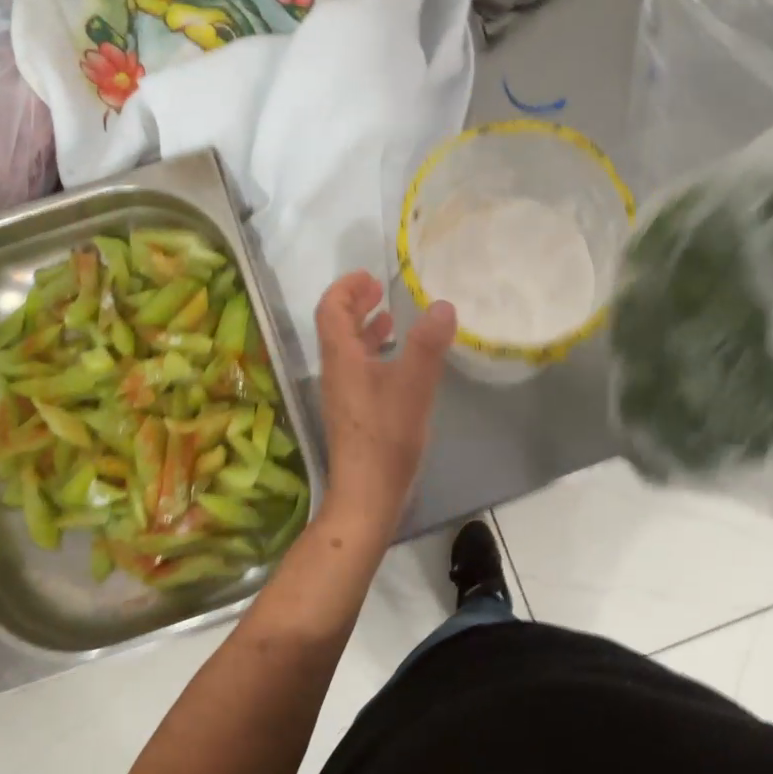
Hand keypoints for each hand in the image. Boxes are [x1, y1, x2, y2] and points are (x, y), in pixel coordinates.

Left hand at [315, 271, 455, 538]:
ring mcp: (343, 398)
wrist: (367, 496)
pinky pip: (359, 374)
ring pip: (348, 354)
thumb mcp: (413, 387)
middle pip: (337, 329)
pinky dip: (375, 358)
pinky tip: (399, 369)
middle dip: (356, 306)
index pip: (330, 310)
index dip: (346, 288)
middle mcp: (336, 375)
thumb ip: (427, 345)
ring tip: (391, 321)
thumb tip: (442, 305)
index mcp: (342, 360)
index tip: (370, 276)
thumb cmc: (387, 440)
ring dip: (366, 332)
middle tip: (380, 291)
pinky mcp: (355, 418)